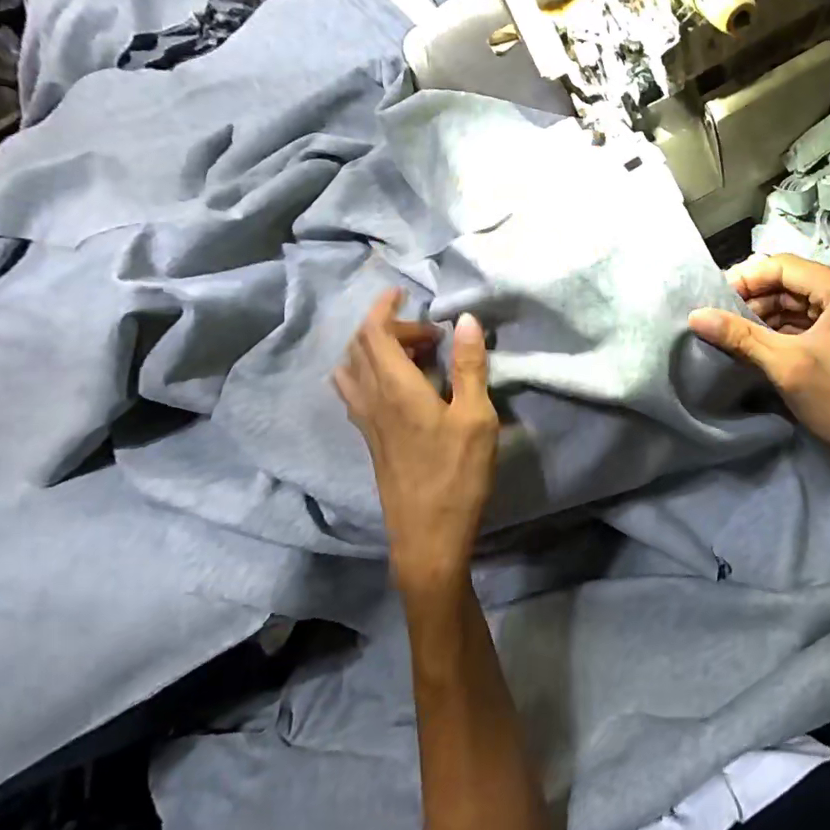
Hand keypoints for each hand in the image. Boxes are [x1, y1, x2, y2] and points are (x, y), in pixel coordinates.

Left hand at [333, 289, 498, 591]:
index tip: (403, 294)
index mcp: (396, 388)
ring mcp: (366, 422)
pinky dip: (371, 373)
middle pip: (360, 347)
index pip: (373, 333)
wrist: (428, 535)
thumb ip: (470, 367)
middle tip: (430, 335)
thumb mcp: (477, 418)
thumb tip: (464, 320)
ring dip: (374, 350)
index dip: (383, 308)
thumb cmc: (458, 474)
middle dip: (389, 328)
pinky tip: (400, 387)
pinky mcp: (371, 440)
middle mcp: (371, 400)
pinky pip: (357, 391)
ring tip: (411, 354)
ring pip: (352, 370)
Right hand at [688, 255, 829, 495]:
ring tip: (731, 335)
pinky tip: (755, 347)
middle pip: (792, 284)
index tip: (711, 300)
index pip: (785, 266)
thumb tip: (694, 315)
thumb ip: (740, 336)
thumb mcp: (787, 367)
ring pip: (798, 306)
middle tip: (717, 320)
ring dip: (765, 318)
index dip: (746, 279)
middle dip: (753, 300)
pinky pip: (809, 326)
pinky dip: (781, 333)